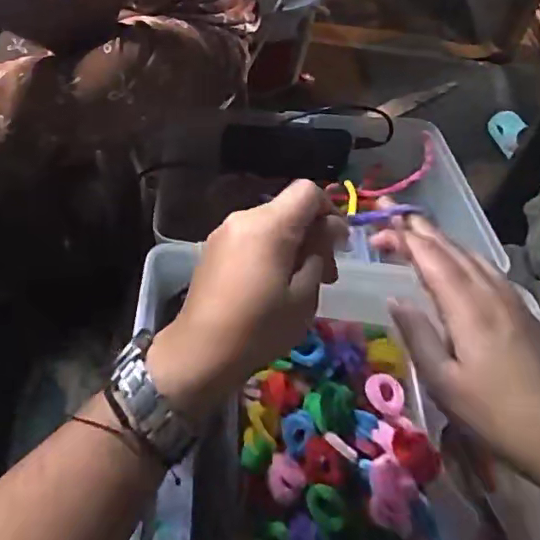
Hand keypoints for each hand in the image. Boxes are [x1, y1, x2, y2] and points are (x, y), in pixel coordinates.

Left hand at [148, 181, 346, 418]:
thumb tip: (328, 228)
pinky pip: (251, 237)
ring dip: (292, 244)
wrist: (201, 349)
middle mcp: (244, 217)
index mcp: (269, 224)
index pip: (307, 190)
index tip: (338, 245)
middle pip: (288, 208)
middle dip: (313, 233)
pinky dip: (270, 250)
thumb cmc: (260, 326)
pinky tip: (273, 285)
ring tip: (302, 284)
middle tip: (328, 275)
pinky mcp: (214, 247)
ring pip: (270, 223)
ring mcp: (224, 231)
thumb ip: (320, 253)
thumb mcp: (305, 295)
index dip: (329, 210)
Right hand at [369, 214, 539, 500]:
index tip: (373, 235)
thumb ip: (417, 335)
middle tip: (388, 206)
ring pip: (470, 254)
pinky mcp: (524, 313)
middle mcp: (490, 292)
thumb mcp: (445, 383)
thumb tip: (395, 298)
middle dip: (417, 225)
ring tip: (415, 229)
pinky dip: (461, 254)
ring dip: (439, 237)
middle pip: (450, 246)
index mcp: (467, 305)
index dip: (400, 237)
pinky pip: (485, 268)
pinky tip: (456, 263)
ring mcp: (511, 300)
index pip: (428, 255)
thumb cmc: (499, 416)